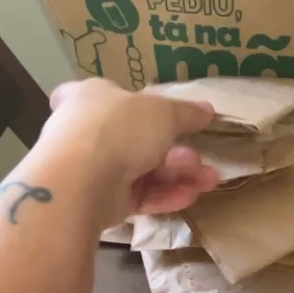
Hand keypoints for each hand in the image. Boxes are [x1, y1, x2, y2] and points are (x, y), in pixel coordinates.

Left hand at [42, 78, 219, 215]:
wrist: (83, 178)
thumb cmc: (119, 128)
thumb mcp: (164, 113)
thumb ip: (187, 113)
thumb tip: (207, 110)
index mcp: (92, 98)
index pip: (99, 93)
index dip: (120, 99)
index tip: (140, 107)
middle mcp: (89, 131)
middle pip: (137, 139)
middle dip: (177, 151)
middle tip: (201, 159)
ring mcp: (95, 167)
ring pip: (144, 169)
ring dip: (180, 175)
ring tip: (210, 180)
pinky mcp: (103, 199)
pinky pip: (139, 194)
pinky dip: (165, 195)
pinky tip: (191, 196)